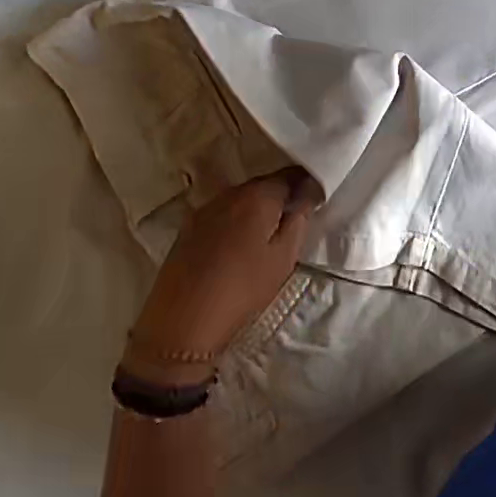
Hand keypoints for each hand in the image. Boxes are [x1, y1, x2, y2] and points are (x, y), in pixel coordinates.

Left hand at [124, 168, 321, 385]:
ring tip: (264, 236)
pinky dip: (235, 219)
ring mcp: (207, 208)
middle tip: (292, 221)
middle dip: (281, 196)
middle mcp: (231, 193)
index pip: (291, 174)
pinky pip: (222, 212)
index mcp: (259, 196)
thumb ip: (299, 219)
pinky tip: (236, 245)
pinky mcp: (188, 226)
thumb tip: (307, 193)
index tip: (314, 201)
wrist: (181, 322)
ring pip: (241, 198)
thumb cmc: (243, 288)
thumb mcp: (284, 257)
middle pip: (265, 184)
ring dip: (256, 208)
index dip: (306, 184)